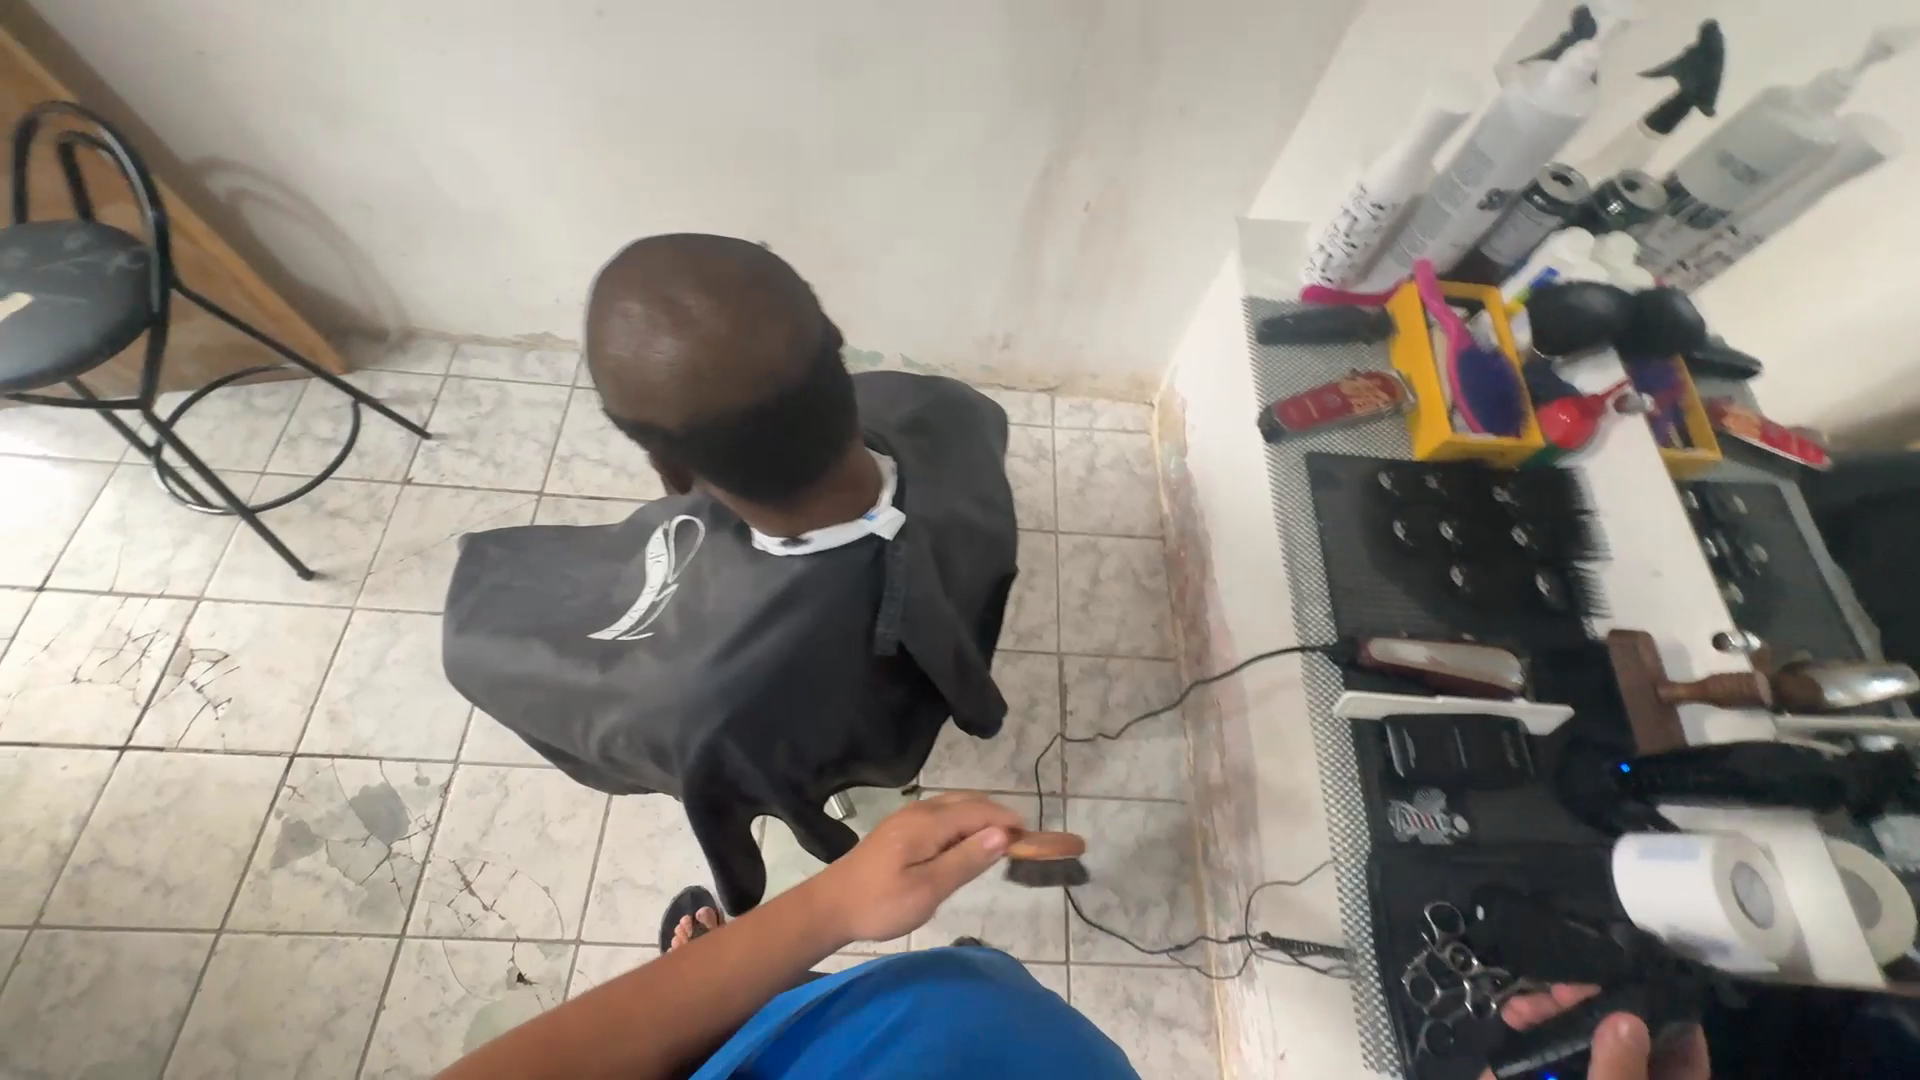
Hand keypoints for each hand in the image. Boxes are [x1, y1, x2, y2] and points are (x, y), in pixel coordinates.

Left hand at [806, 792, 1021, 943]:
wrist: (831, 906)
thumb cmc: (880, 904)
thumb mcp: (928, 890)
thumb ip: (965, 860)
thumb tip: (1002, 834)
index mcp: (928, 822)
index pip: (979, 811)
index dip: (1007, 822)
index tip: (1032, 840)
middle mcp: (921, 809)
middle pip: (969, 801)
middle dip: (998, 815)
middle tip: (1021, 842)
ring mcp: (909, 815)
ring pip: (955, 804)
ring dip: (981, 817)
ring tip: (1001, 843)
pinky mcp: (902, 827)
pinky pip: (943, 813)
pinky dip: (964, 821)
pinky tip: (967, 843)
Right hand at [1484, 985, 1709, 1079]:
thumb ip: (1620, 1074)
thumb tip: (1625, 1017)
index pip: (1682, 1054)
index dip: (1659, 1012)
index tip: (1621, 978)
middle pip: (1621, 1038)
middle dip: (1582, 1008)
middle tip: (1551, 990)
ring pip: (1580, 1043)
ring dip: (1549, 1016)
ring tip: (1517, 1009)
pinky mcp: (1552, 1078)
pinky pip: (1548, 1057)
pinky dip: (1532, 1036)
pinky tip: (1512, 1020)